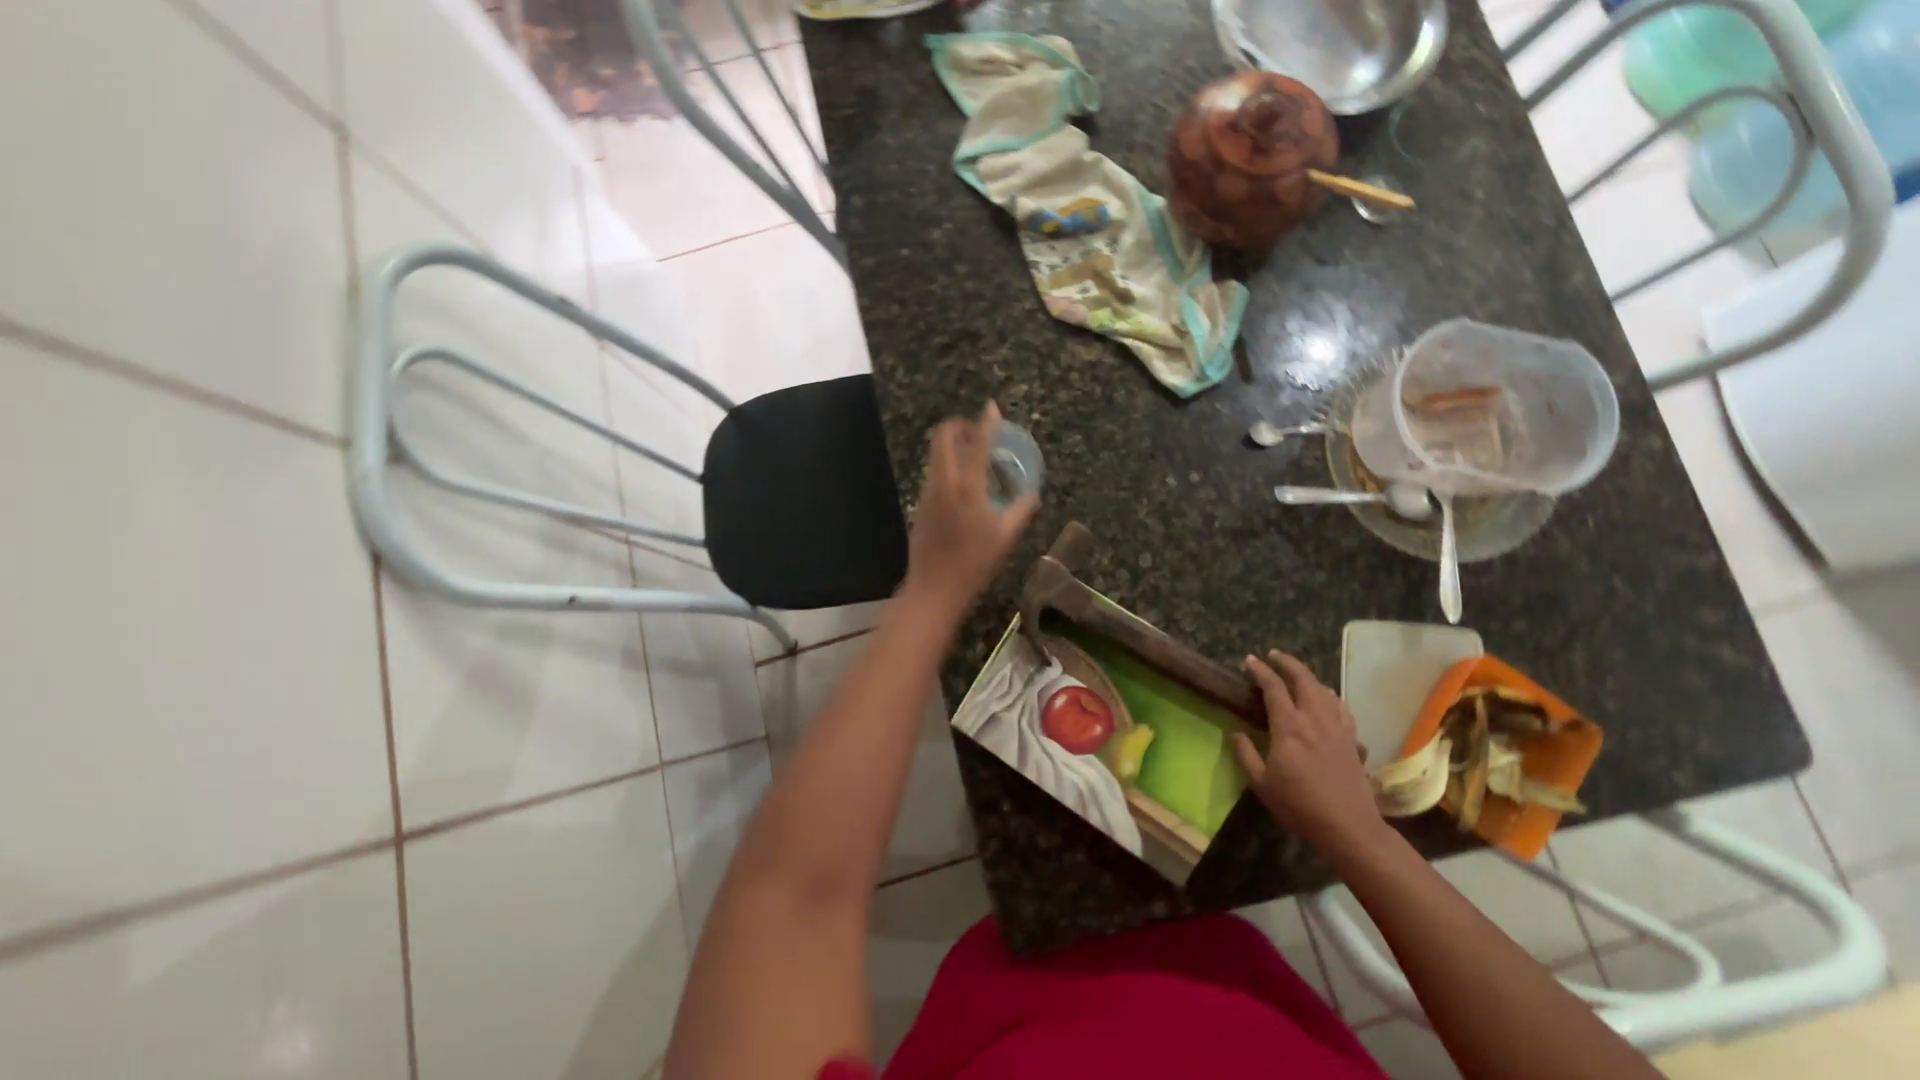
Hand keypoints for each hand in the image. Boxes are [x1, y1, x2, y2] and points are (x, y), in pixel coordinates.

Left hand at [901, 402, 1039, 618]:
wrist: (933, 590)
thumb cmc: (974, 565)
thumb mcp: (1005, 538)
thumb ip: (1021, 510)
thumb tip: (1033, 494)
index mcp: (967, 488)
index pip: (977, 443)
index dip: (986, 422)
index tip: (991, 407)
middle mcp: (943, 482)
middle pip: (943, 437)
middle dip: (960, 426)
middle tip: (978, 432)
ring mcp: (927, 492)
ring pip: (936, 454)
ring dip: (953, 446)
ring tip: (974, 457)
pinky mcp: (919, 505)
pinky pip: (934, 472)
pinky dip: (948, 465)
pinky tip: (963, 484)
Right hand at [1232, 650, 1385, 857]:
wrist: (1347, 825)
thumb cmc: (1298, 805)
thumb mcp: (1261, 783)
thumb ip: (1246, 754)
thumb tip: (1235, 732)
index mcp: (1289, 726)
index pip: (1273, 687)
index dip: (1261, 670)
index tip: (1249, 661)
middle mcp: (1315, 718)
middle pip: (1303, 679)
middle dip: (1287, 662)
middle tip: (1274, 656)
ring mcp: (1337, 727)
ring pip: (1324, 690)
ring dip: (1308, 677)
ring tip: (1297, 676)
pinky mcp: (1352, 739)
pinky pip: (1341, 707)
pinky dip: (1330, 696)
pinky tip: (1327, 701)